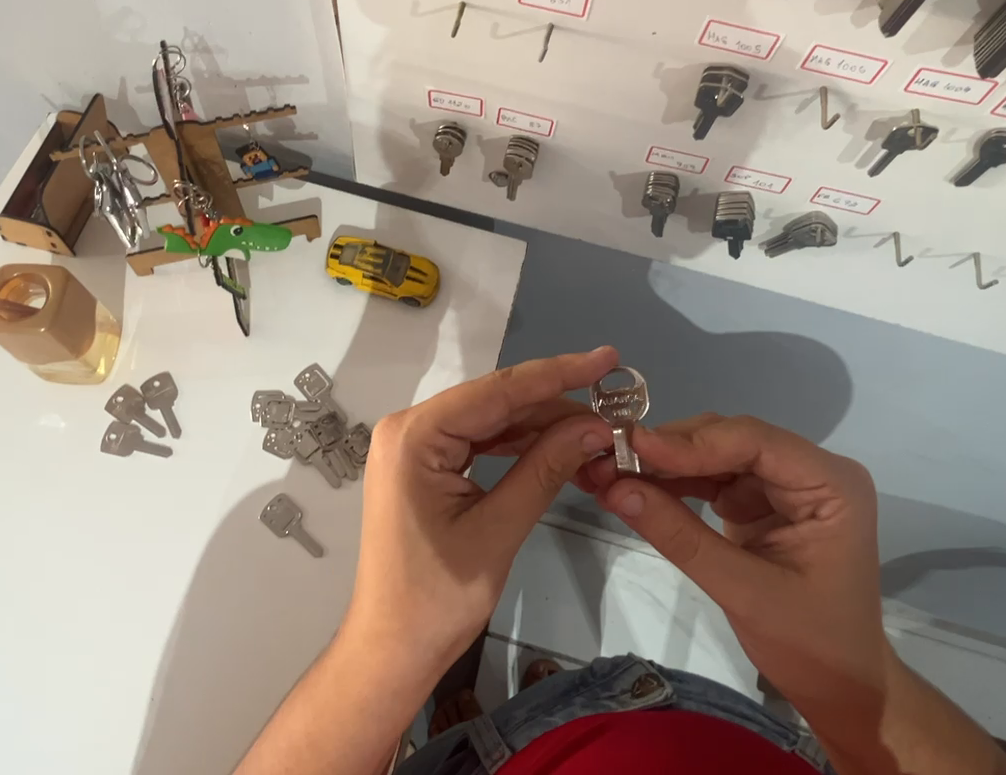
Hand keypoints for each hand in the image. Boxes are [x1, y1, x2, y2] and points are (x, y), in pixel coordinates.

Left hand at [342, 347, 617, 672]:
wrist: (392, 649)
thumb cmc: (437, 597)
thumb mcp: (498, 529)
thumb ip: (544, 469)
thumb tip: (595, 427)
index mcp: (415, 435)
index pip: (497, 391)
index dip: (556, 373)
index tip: (606, 358)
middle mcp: (409, 427)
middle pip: (494, 402)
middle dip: (554, 405)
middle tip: (613, 409)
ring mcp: (415, 445)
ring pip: (490, 420)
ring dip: (541, 425)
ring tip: (596, 428)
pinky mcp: (425, 465)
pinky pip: (478, 441)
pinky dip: (518, 445)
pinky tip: (558, 444)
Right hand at [582, 414, 888, 705]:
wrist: (839, 688)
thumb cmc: (811, 645)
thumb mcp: (743, 591)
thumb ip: (681, 537)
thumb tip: (616, 489)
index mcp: (830, 485)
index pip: (754, 441)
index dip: (691, 442)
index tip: (633, 446)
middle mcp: (809, 471)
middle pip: (729, 440)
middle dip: (669, 450)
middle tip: (609, 458)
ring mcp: (782, 483)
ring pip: (712, 454)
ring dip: (663, 464)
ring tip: (610, 471)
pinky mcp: (758, 500)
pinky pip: (708, 478)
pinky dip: (672, 484)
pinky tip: (634, 487)